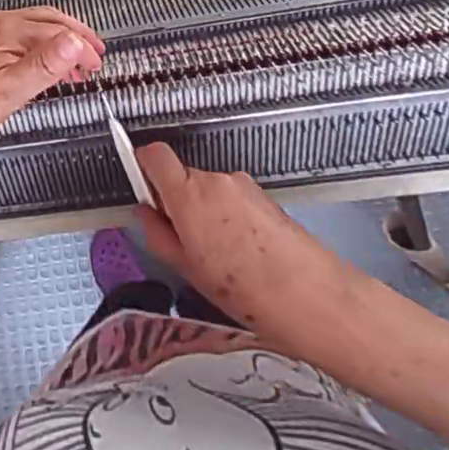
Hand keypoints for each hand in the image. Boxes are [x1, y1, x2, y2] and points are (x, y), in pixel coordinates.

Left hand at [0, 7, 104, 154]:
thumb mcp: (5, 94)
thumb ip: (43, 66)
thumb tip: (74, 42)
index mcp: (5, 32)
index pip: (57, 32)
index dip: (82, 48)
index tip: (96, 63)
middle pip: (46, 21)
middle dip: (74, 37)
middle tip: (93, 55)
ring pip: (29, 26)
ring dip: (55, 40)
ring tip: (70, 61)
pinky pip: (11, 33)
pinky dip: (34, 43)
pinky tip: (32, 61)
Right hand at [133, 142, 352, 335]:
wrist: (310, 295)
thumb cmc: (249, 289)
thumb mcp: (187, 269)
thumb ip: (158, 235)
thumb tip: (145, 216)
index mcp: (189, 195)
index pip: (154, 154)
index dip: (142, 163)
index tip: (139, 180)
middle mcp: (215, 180)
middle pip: (181, 175)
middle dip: (176, 200)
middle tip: (181, 237)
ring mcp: (241, 184)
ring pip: (207, 188)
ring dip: (203, 210)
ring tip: (216, 253)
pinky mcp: (261, 193)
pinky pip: (230, 196)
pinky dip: (226, 215)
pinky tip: (237, 250)